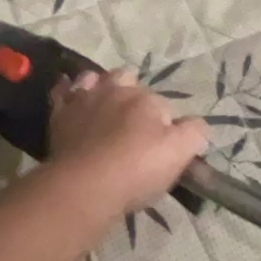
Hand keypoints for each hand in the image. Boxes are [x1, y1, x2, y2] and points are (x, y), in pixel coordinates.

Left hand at [47, 69, 208, 214]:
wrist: (87, 183)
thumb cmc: (136, 170)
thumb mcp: (178, 155)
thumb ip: (193, 134)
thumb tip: (198, 124)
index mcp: (147, 99)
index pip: (162, 105)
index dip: (165, 125)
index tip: (162, 146)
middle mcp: (116, 89)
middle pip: (127, 81)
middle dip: (132, 93)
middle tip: (133, 123)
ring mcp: (86, 97)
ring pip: (95, 78)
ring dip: (100, 84)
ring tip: (103, 101)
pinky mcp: (61, 111)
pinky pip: (62, 90)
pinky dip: (67, 89)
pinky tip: (68, 92)